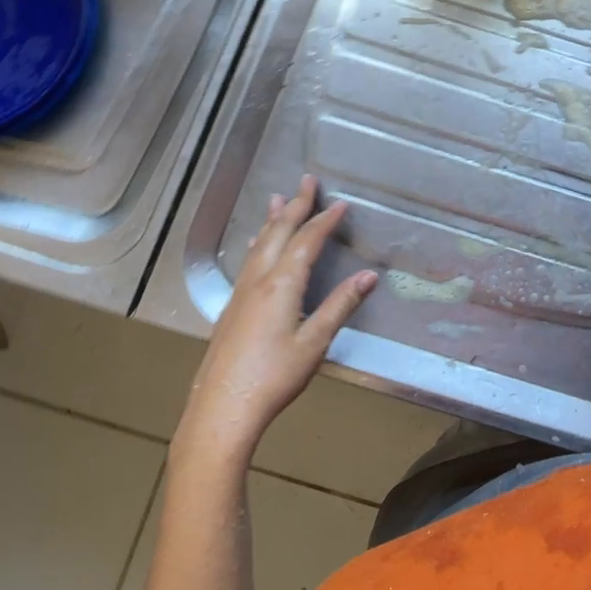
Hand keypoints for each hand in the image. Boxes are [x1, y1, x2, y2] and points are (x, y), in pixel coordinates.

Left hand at [176, 176, 377, 456]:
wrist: (222, 410)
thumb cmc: (273, 378)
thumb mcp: (314, 343)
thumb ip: (340, 305)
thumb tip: (368, 276)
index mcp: (281, 284)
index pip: (306, 241)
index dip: (324, 220)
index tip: (340, 202)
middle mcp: (258, 280)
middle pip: (279, 233)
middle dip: (295, 205)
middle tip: (306, 180)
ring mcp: (241, 293)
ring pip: (259, 244)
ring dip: (273, 219)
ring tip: (277, 198)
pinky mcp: (231, 308)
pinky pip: (249, 260)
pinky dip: (259, 242)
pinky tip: (256, 246)